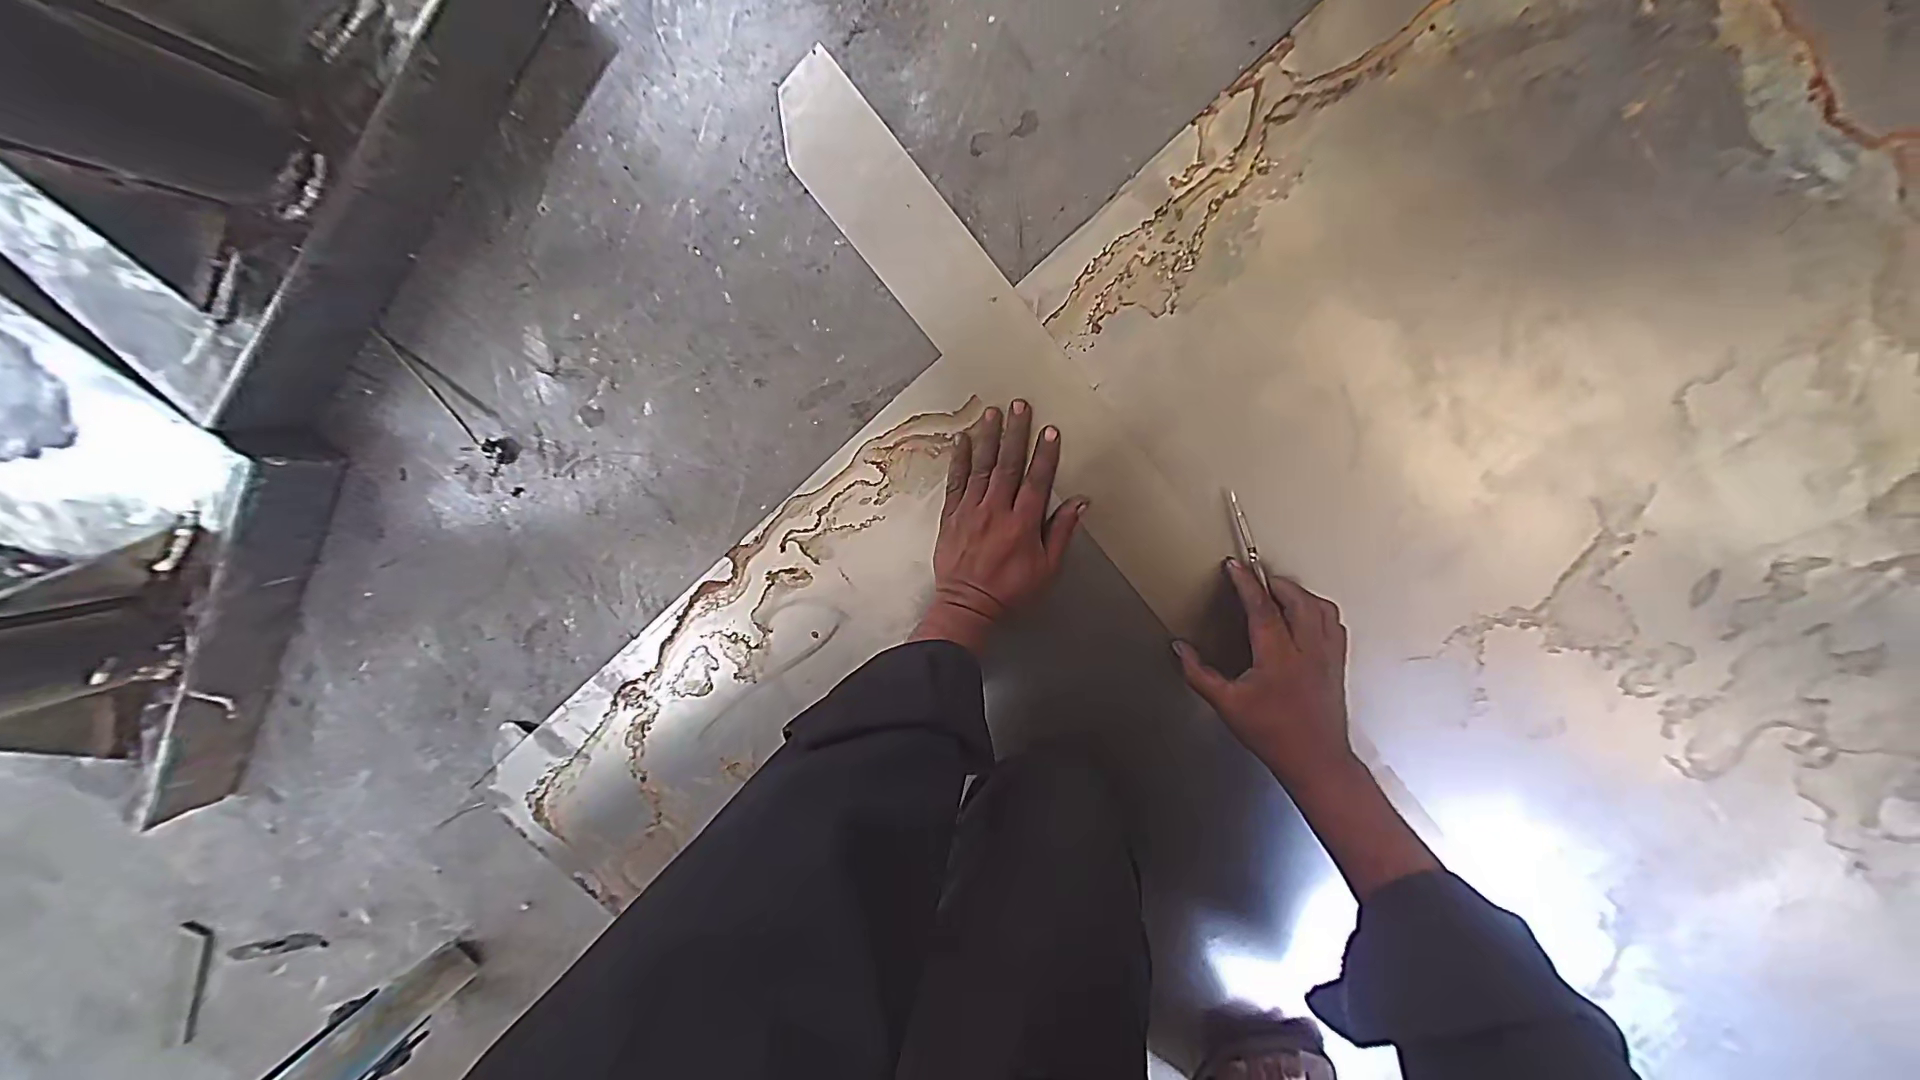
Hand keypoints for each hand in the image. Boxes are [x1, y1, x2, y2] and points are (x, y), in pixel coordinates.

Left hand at [910, 400, 1088, 655]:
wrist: (967, 605)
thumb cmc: (1010, 590)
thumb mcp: (1047, 568)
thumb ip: (1061, 532)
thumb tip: (1079, 504)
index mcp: (1022, 523)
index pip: (1037, 480)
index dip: (1045, 454)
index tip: (1050, 431)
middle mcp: (996, 511)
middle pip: (1008, 464)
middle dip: (1016, 433)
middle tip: (1020, 405)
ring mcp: (971, 511)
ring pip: (982, 467)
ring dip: (989, 438)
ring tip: (993, 412)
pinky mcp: (951, 516)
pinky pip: (956, 482)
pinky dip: (960, 460)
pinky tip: (964, 440)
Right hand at [1174, 560, 1356, 786]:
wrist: (1315, 760)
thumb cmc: (1275, 735)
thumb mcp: (1226, 704)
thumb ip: (1199, 673)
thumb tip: (1182, 650)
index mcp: (1279, 658)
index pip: (1262, 608)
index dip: (1245, 583)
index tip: (1234, 567)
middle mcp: (1307, 652)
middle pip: (1297, 599)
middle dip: (1274, 582)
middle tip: (1254, 576)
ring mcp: (1327, 657)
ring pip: (1320, 608)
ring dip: (1298, 593)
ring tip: (1278, 590)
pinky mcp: (1337, 664)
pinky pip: (1334, 624)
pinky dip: (1318, 609)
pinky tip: (1306, 613)